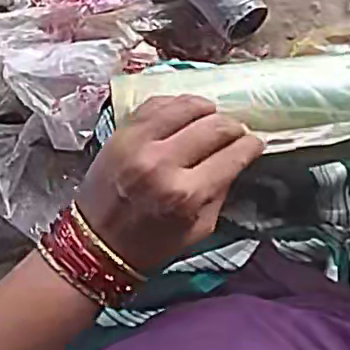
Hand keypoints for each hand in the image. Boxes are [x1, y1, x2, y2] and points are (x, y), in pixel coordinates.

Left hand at [73, 96, 263, 272]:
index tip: (256, 143)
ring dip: (208, 108)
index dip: (252, 145)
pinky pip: (157, 103)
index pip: (233, 155)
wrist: (93, 246)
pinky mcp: (122, 132)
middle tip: (238, 131)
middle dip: (234, 127)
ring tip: (214, 115)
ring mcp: (139, 142)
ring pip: (187, 107)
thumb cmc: (152, 245)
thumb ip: (221, 191)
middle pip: (215, 126)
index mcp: (186, 194)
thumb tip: (237, 158)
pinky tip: (187, 110)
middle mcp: (163, 162)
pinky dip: (178, 103)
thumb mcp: (200, 228)